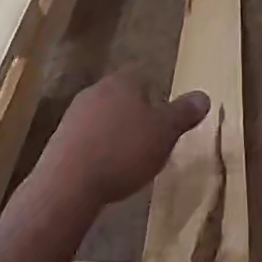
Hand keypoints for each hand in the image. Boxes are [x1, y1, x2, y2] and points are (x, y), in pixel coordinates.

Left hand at [24, 74, 209, 214]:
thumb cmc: (124, 151)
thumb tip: (203, 96)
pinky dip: (101, 150)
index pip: (143, 74)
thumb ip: (184, 113)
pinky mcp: (58, 143)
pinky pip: (88, 140)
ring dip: (118, 132)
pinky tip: (109, 170)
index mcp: (122, 82)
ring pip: (104, 118)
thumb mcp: (166, 132)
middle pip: (122, 96)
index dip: (158, 92)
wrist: (67, 187)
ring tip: (133, 157)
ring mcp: (72, 117)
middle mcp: (95, 92)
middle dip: (138, 113)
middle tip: (155, 135)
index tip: (167, 113)